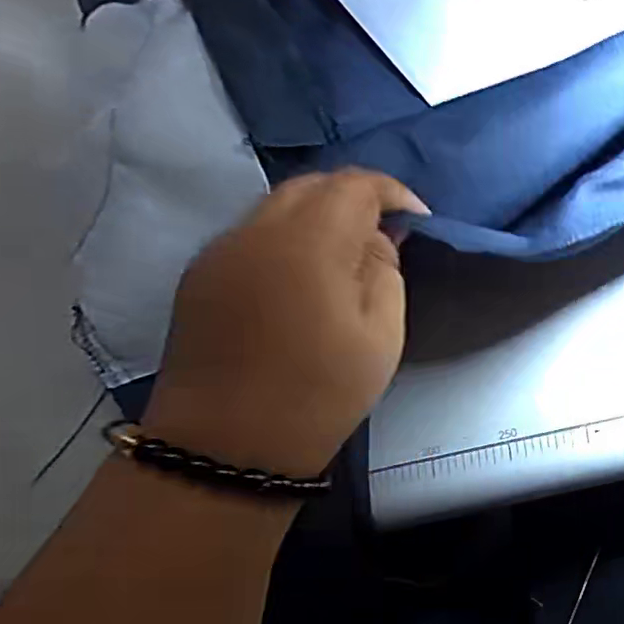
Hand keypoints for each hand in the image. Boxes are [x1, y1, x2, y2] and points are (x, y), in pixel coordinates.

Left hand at [142, 169, 426, 477]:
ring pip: (278, 205)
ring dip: (323, 214)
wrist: (232, 438)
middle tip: (392, 231)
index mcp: (307, 245)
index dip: (392, 192)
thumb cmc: (324, 388)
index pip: (353, 186)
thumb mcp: (383, 333)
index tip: (420, 218)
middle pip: (310, 185)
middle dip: (357, 196)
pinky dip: (293, 235)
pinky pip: (256, 233)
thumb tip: (377, 238)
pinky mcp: (203, 274)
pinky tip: (312, 273)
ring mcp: (221, 251)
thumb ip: (385, 271)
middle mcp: (255, 232)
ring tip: (355, 251)